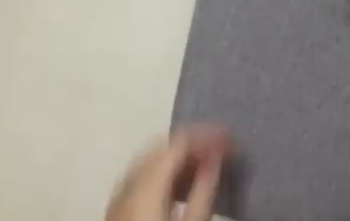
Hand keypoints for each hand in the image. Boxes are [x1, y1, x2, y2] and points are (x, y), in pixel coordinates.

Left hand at [105, 126, 230, 220]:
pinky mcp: (117, 213)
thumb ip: (204, 191)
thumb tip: (217, 158)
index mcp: (146, 184)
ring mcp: (118, 198)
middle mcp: (128, 183)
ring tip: (207, 169)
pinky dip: (163, 176)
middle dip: (192, 146)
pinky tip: (181, 190)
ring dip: (178, 160)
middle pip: (162, 148)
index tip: (232, 142)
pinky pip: (142, 179)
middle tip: (221, 153)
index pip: (179, 142)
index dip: (207, 136)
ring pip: (150, 162)